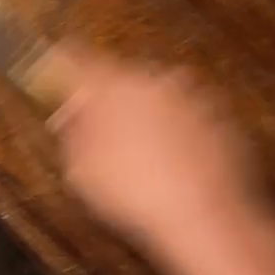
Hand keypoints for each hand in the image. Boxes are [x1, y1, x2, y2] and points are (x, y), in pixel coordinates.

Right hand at [36, 45, 273, 263]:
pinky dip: (174, 131)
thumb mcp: (79, 170)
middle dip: (106, 97)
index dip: (61, 63)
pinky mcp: (223, 117)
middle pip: (121, 77)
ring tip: (134, 153)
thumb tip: (69, 114)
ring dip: (142, 114)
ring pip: (156, 96)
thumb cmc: (129, 191)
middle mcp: (155, 78)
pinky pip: (186, 116)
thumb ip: (71, 133)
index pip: (77, 58)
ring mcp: (194, 95)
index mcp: (114, 85)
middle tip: (94, 128)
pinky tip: (167, 163)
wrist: (205, 215)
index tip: (51, 70)